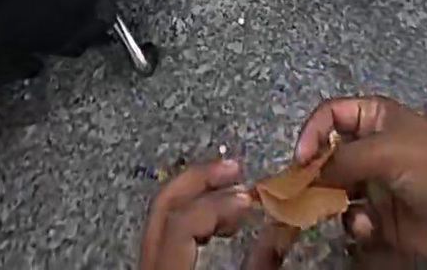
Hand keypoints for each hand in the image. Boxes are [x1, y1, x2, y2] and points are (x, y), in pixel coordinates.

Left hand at [138, 159, 257, 269]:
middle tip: (234, 167)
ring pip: (165, 210)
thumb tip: (280, 229)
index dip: (215, 205)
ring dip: (200, 193)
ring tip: (233, 190)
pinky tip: (218, 218)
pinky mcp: (155, 262)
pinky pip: (168, 227)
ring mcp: (147, 260)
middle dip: (201, 178)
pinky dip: (194, 213)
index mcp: (164, 269)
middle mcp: (148, 260)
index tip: (246, 198)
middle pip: (165, 202)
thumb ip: (259, 264)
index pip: (181, 222)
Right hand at [295, 96, 426, 268]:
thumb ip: (343, 158)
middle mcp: (375, 147)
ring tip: (341, 213)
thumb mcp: (387, 151)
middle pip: (331, 154)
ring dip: (335, 202)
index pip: (331, 115)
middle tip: (304, 191)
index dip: (313, 132)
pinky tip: (366, 229)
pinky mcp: (389, 219)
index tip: (301, 158)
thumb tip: (309, 171)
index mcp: (376, 116)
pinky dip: (356, 224)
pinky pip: (358, 219)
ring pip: (340, 189)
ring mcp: (381, 184)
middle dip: (317, 172)